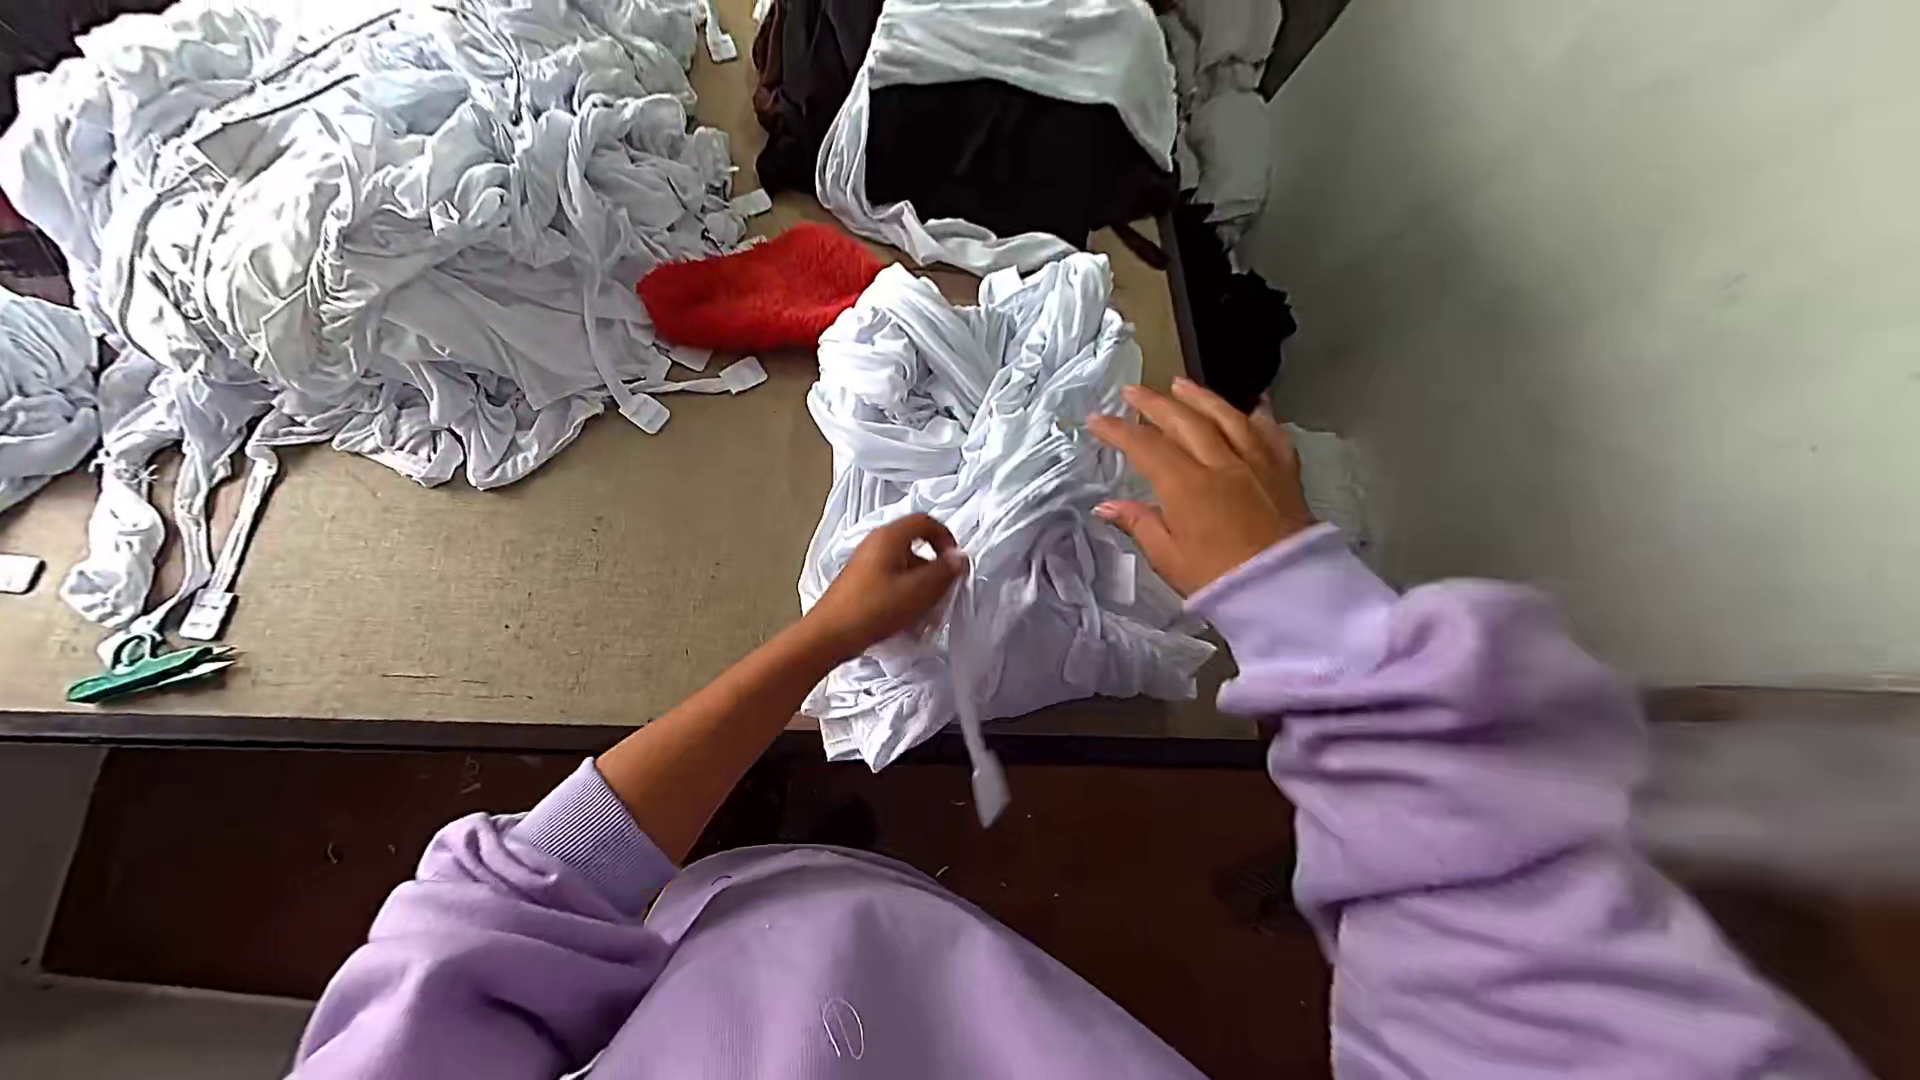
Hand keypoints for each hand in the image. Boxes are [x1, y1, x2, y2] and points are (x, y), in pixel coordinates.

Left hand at [801, 513, 966, 661]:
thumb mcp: (919, 590)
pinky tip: (906, 614)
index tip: (954, 562)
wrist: (830, 635)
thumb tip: (959, 558)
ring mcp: (865, 561)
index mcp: (889, 536)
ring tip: (926, 607)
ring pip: (904, 563)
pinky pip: (891, 577)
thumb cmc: (875, 608)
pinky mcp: (860, 581)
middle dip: (934, 565)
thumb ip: (944, 571)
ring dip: (921, 581)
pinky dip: (905, 590)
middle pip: (915, 543)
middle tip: (943, 588)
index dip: (946, 538)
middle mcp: (875, 542)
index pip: (926, 521)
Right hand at [1087, 377, 1314, 594]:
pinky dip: (1256, 414)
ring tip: (1180, 384)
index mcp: (1187, 486)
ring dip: (1198, 397)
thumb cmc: (1220, 579)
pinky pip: (1269, 431)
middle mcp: (1221, 463)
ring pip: (1225, 415)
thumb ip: (1139, 523)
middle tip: (1133, 391)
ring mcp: (1256, 462)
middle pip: (1183, 420)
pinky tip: (1249, 406)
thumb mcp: (1168, 557)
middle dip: (1153, 402)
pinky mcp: (1284, 470)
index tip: (1097, 421)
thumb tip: (1106, 506)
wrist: (1286, 592)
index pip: (1145, 446)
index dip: (1117, 430)